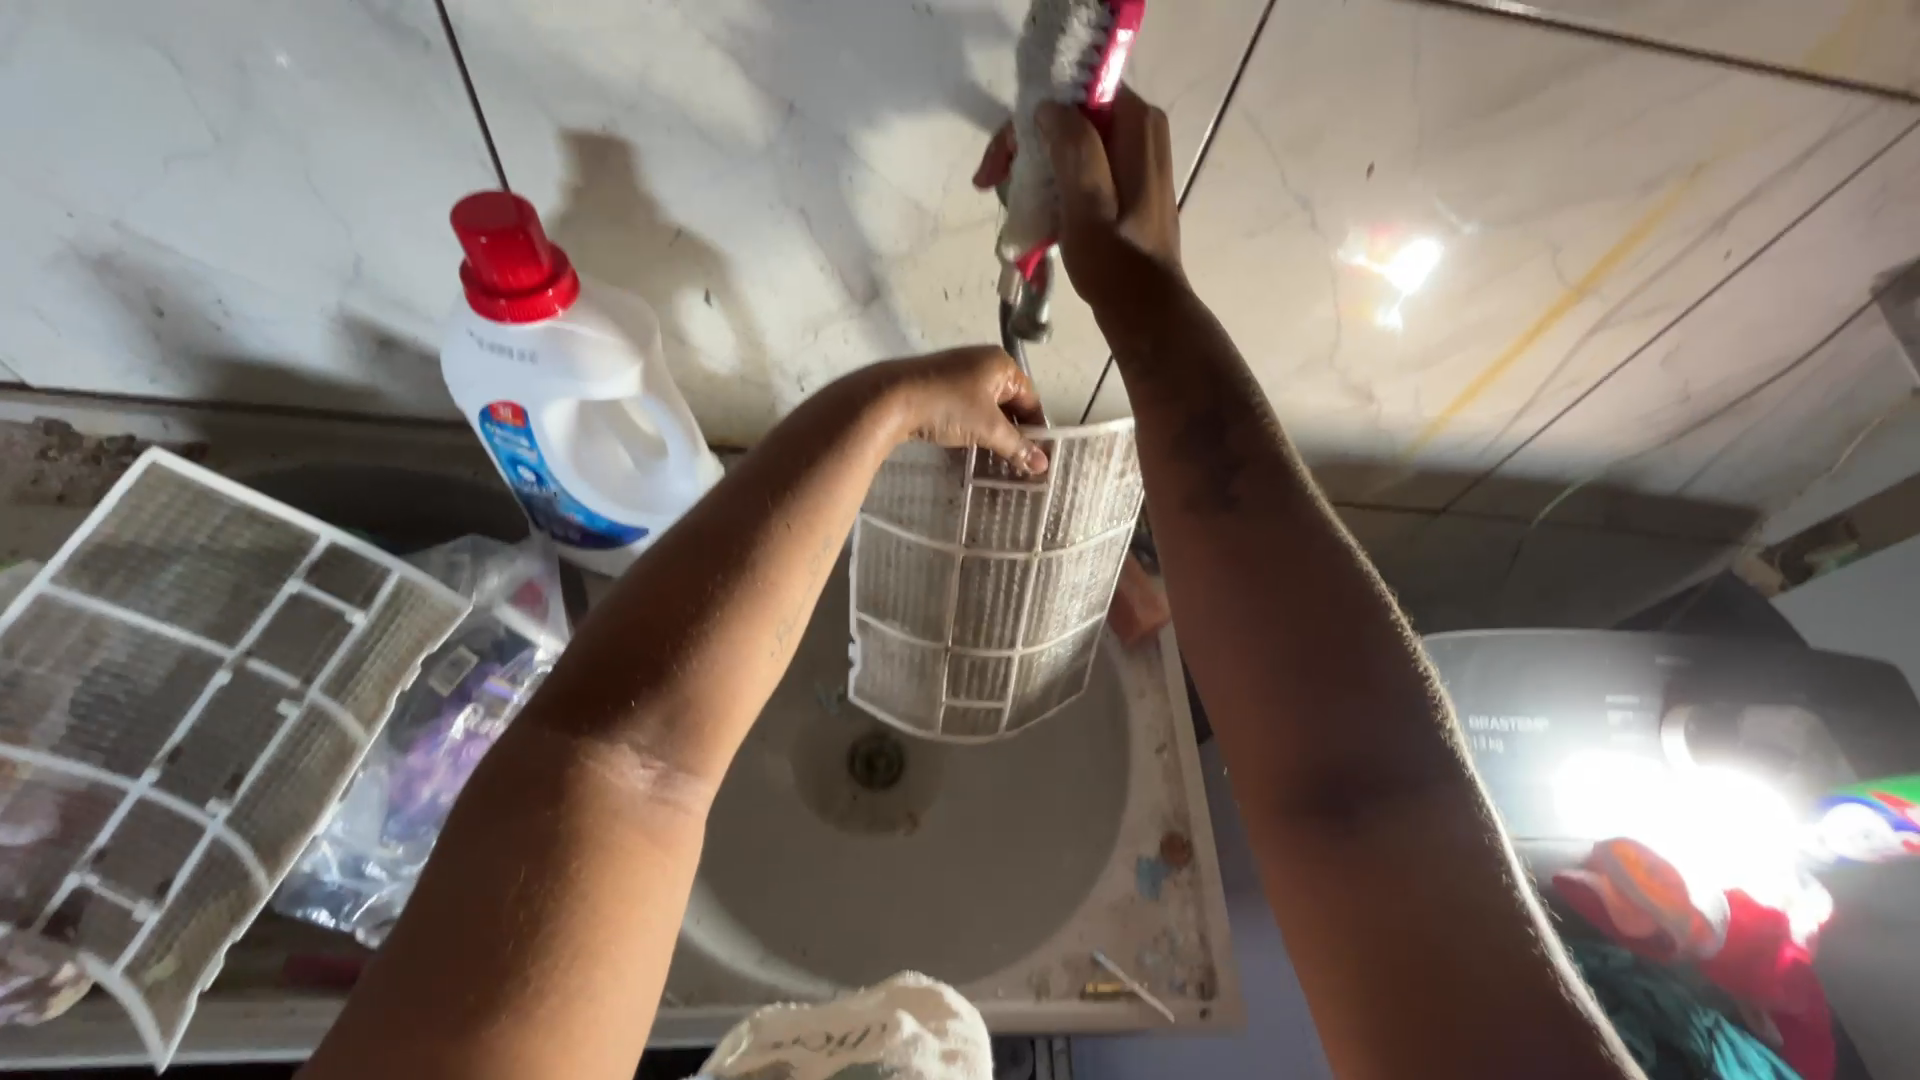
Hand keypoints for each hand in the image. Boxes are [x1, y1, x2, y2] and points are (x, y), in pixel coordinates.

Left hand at [863, 346, 1048, 474]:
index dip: (1035, 429)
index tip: (1038, 457)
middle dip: (1013, 433)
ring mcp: (957, 374)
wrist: (891, 399)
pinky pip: (965, 410)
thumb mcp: (988, 428)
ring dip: (992, 434)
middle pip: (1009, 403)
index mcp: (1001, 364)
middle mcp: (982, 363)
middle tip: (1019, 463)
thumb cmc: (948, 406)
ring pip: (986, 409)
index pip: (1030, 399)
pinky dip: (972, 428)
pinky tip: (972, 449)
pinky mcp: (938, 388)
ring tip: (997, 461)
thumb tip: (1043, 466)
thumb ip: (1017, 446)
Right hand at [973, 86, 1183, 325]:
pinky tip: (1033, 209)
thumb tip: (1049, 109)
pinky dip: (1054, 182)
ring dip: (1035, 165)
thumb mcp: (1090, 206)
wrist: (1144, 312)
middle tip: (991, 182)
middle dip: (1027, 144)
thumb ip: (1074, 149)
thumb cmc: (1116, 265)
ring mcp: (1134, 160)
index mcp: (1135, 124)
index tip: (1002, 160)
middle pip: (1070, 116)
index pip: (1074, 91)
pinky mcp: (1126, 186)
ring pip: (1071, 142)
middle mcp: (1140, 131)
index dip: (1032, 117)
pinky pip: (1081, 168)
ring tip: (1006, 199)